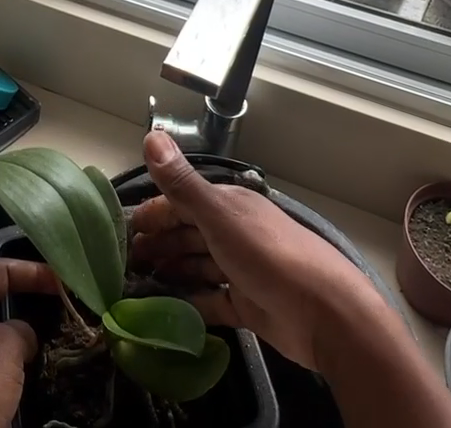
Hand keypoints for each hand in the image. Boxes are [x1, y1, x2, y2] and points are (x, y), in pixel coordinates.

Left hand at [0, 259, 58, 427]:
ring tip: (51, 337)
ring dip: (20, 338)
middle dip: (26, 303)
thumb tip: (24, 337)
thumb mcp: (4, 349)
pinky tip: (30, 370)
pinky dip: (10, 365)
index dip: (31, 271)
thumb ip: (20, 331)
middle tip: (59, 306)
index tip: (62, 280)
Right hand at [128, 131, 398, 370]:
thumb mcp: (220, 215)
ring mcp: (243, 270)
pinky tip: (167, 312)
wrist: (326, 315)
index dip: (154, 212)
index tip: (126, 228)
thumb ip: (182, 182)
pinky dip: (190, 303)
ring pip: (198, 266)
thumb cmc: (269, 256)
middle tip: (125, 261)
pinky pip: (212, 300)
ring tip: (138, 285)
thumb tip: (151, 135)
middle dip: (159, 243)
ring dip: (171, 271)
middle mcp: (235, 233)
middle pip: (189, 234)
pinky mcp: (249, 305)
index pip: (183, 202)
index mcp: (230, 206)